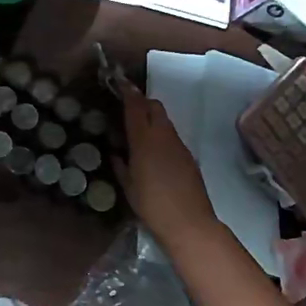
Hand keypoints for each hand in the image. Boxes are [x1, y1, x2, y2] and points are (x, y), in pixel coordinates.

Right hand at [118, 84, 220, 247]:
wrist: (188, 222)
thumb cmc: (151, 205)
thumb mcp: (128, 186)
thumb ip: (120, 166)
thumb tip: (116, 153)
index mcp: (144, 141)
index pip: (135, 108)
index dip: (127, 93)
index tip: (119, 83)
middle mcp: (163, 136)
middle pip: (154, 107)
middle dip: (141, 103)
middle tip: (127, 110)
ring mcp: (179, 145)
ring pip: (164, 121)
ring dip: (151, 119)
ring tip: (138, 133)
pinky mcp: (188, 156)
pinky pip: (172, 136)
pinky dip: (161, 134)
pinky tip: (153, 152)